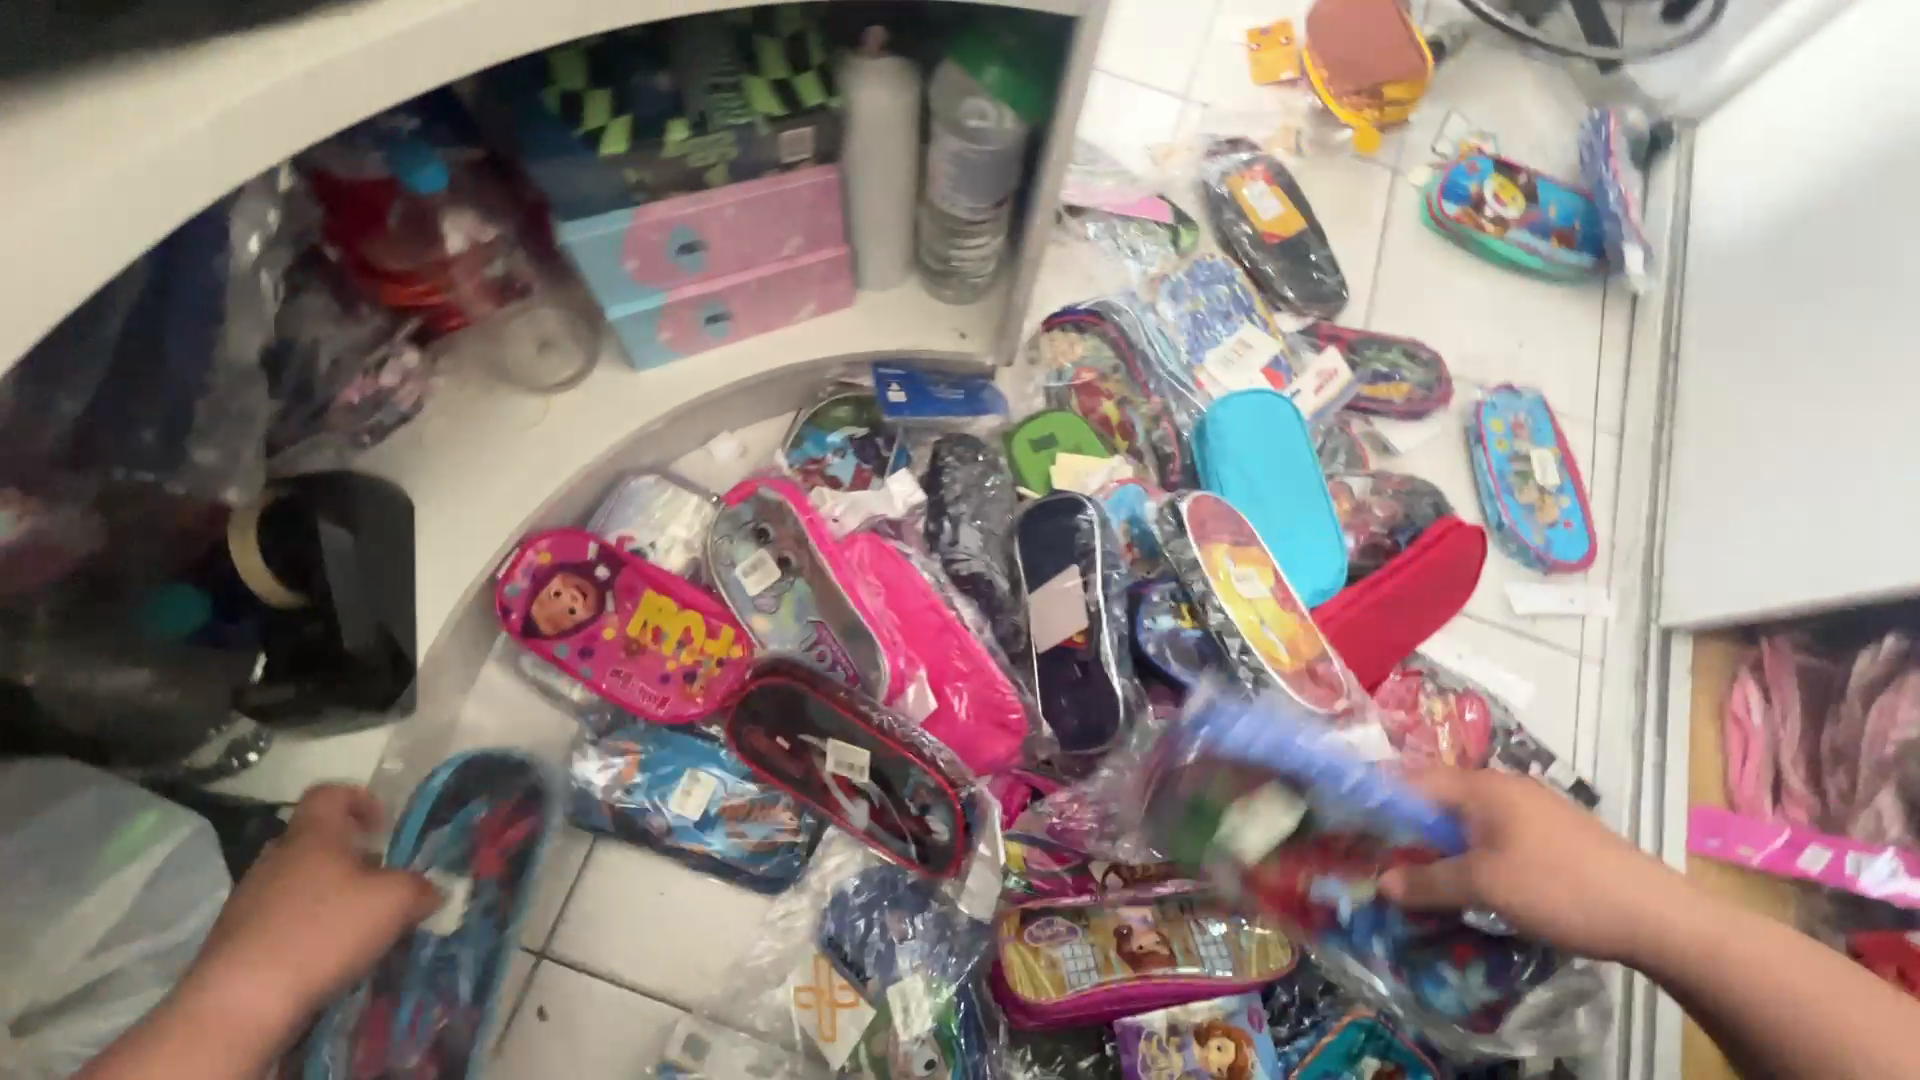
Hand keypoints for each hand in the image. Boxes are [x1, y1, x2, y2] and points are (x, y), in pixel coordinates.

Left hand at [180, 784, 440, 1041]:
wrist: (239, 1005)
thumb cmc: (325, 931)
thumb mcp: (398, 901)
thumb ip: (421, 887)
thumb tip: (429, 891)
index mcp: (313, 836)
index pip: (328, 794)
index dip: (360, 800)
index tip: (383, 826)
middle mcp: (275, 859)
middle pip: (314, 841)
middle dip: (350, 856)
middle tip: (380, 879)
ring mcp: (248, 901)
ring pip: (298, 882)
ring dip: (329, 894)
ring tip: (358, 923)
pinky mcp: (234, 941)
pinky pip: (280, 919)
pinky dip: (307, 928)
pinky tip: (328, 954)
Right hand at [1378, 768, 1685, 963]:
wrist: (1662, 919)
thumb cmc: (1561, 889)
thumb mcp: (1485, 888)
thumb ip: (1428, 881)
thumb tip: (1382, 883)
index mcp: (1482, 786)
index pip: (1411, 780)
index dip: (1377, 800)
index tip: (1350, 824)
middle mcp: (1504, 786)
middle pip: (1437, 797)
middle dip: (1407, 826)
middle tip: (1380, 855)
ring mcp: (1533, 808)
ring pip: (1466, 818)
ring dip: (1440, 842)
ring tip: (1419, 872)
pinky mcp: (1554, 833)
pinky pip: (1493, 832)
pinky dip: (1470, 850)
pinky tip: (1470, 879)